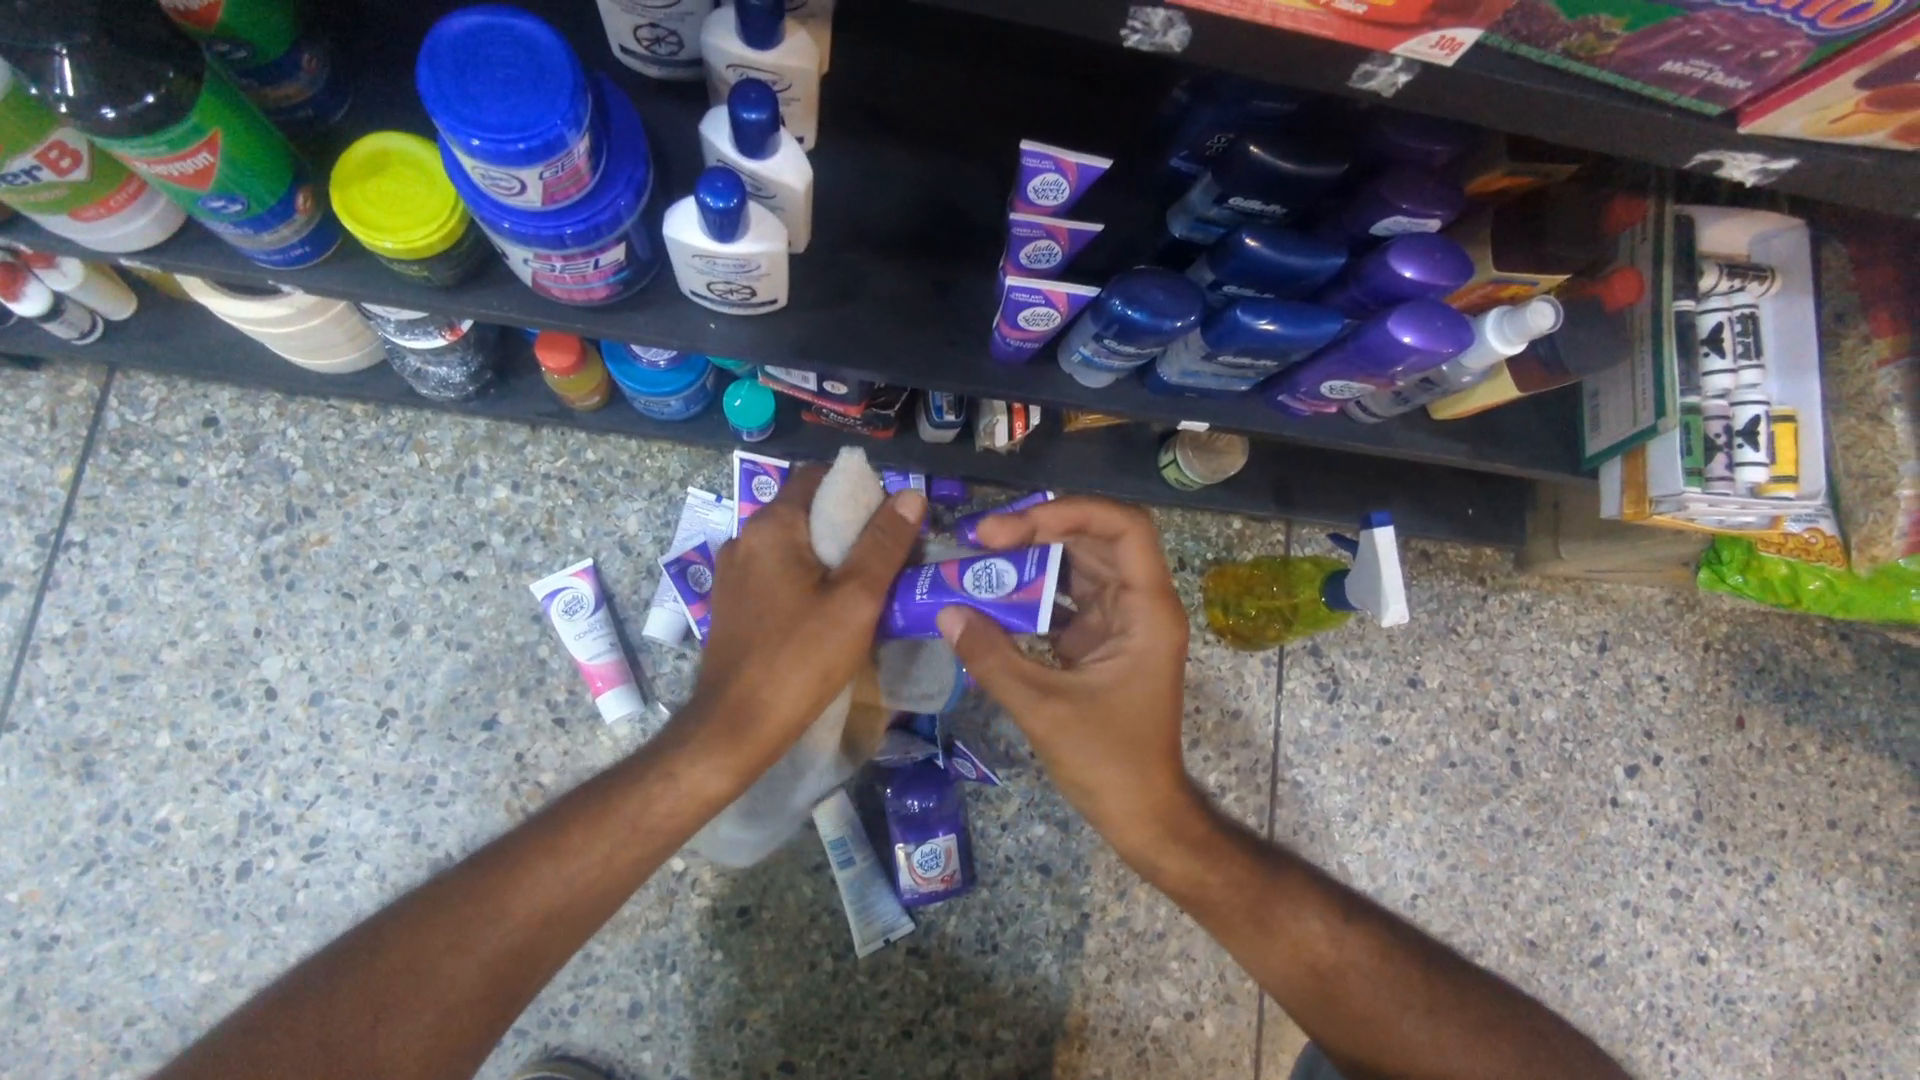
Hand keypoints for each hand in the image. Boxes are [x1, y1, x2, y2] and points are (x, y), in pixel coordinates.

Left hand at [685, 465, 924, 771]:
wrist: (736, 727)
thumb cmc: (800, 659)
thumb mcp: (856, 599)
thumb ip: (884, 543)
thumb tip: (911, 494)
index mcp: (771, 526)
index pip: (820, 477)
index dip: (862, 491)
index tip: (893, 522)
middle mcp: (745, 538)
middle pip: (808, 511)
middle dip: (852, 528)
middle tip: (892, 558)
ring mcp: (734, 573)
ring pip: (795, 546)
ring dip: (832, 557)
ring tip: (869, 587)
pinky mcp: (734, 603)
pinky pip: (779, 574)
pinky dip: (809, 580)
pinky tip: (832, 612)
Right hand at [936, 497, 1201, 854]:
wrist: (1141, 812)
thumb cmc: (1108, 761)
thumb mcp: (1044, 707)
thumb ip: (992, 657)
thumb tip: (946, 613)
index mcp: (1147, 610)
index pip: (1124, 528)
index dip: (1071, 511)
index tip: (1015, 525)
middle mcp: (1140, 605)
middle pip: (1095, 540)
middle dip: (1039, 530)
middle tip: (982, 537)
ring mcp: (1121, 623)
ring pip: (1078, 566)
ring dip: (1033, 559)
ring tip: (980, 558)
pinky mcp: (1101, 642)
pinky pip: (1066, 600)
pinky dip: (1032, 593)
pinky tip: (992, 596)